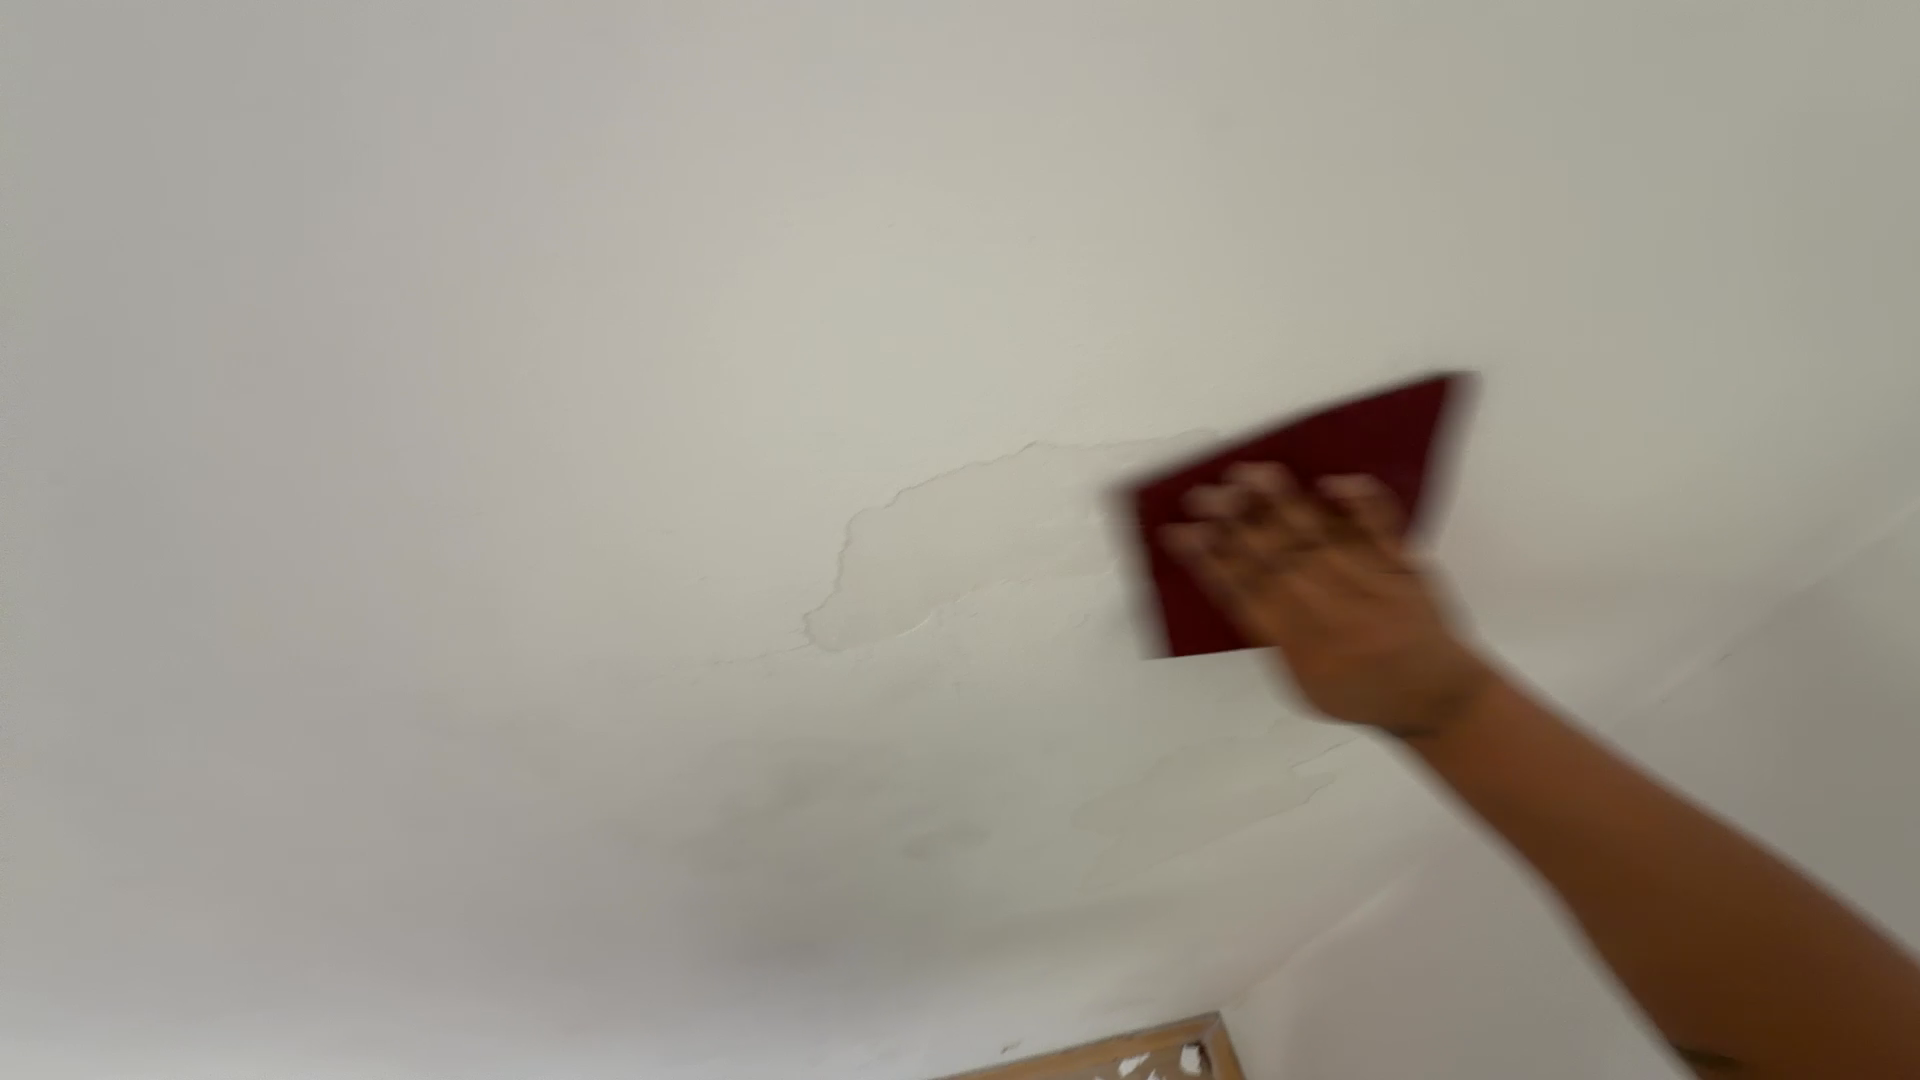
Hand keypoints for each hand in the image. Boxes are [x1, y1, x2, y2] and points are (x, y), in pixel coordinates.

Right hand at [1161, 463, 1493, 737]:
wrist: (1439, 699)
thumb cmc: (1358, 694)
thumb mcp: (1301, 684)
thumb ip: (1273, 638)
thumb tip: (1242, 588)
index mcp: (1296, 641)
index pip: (1242, 590)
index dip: (1208, 559)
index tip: (1181, 532)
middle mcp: (1327, 608)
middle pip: (1271, 558)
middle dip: (1232, 524)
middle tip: (1201, 495)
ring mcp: (1367, 582)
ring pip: (1316, 536)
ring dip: (1280, 504)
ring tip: (1248, 473)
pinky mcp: (1403, 566)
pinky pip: (1382, 530)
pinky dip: (1361, 505)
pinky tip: (1333, 482)